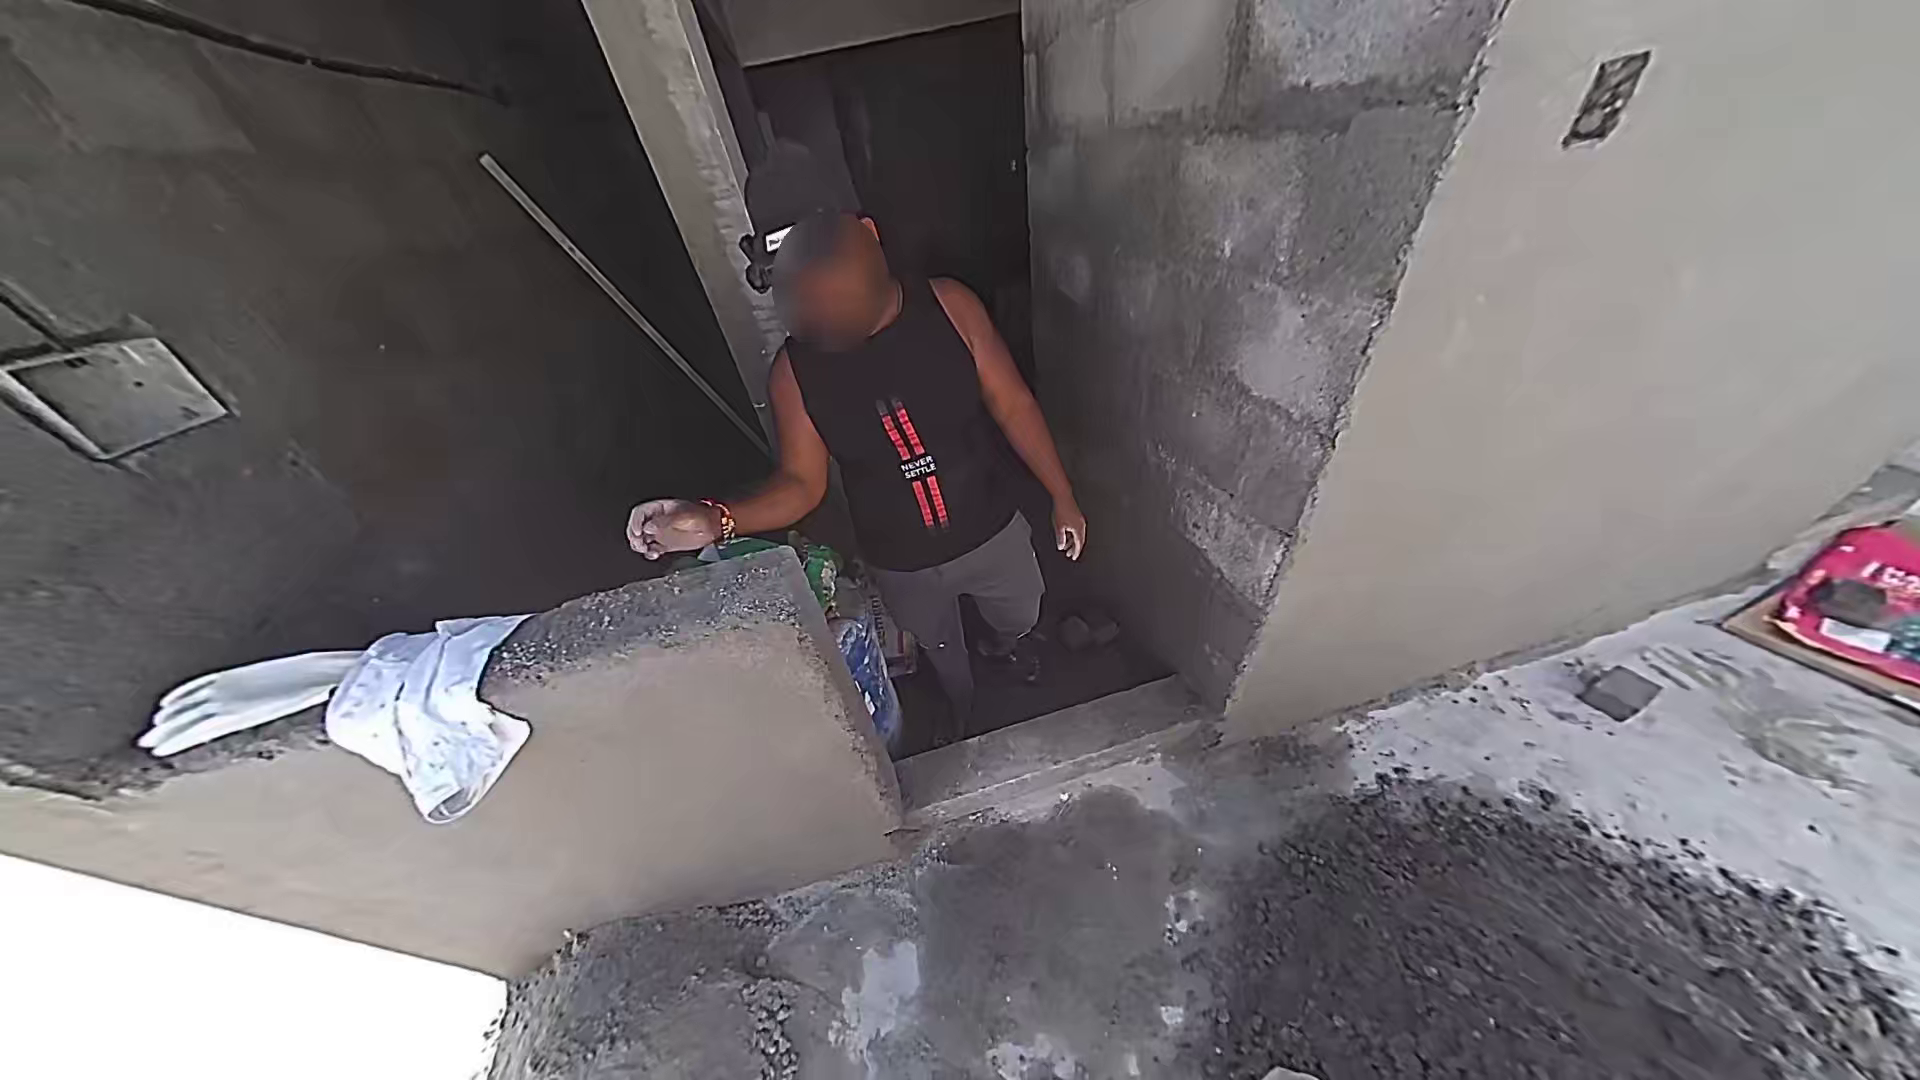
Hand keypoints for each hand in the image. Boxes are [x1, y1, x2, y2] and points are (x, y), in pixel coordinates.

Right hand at [627, 499, 720, 559]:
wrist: (714, 528)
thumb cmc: (702, 516)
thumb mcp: (684, 515)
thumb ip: (666, 521)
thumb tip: (649, 527)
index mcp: (660, 509)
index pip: (640, 513)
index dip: (636, 522)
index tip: (639, 531)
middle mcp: (657, 520)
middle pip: (637, 527)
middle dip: (635, 535)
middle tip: (639, 542)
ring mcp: (661, 532)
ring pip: (642, 539)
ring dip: (639, 545)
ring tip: (645, 549)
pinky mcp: (665, 544)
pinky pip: (651, 549)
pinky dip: (649, 553)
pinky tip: (653, 554)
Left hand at [1052, 497, 1086, 560]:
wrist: (1063, 497)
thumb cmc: (1061, 510)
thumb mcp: (1059, 527)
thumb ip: (1060, 538)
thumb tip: (1061, 546)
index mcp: (1079, 529)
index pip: (1079, 544)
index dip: (1076, 552)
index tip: (1073, 557)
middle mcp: (1081, 525)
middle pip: (1079, 540)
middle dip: (1074, 548)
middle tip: (1069, 554)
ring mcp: (1080, 521)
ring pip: (1077, 535)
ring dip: (1072, 541)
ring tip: (1066, 546)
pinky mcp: (1077, 517)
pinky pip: (1076, 529)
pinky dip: (1072, 535)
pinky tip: (1067, 536)